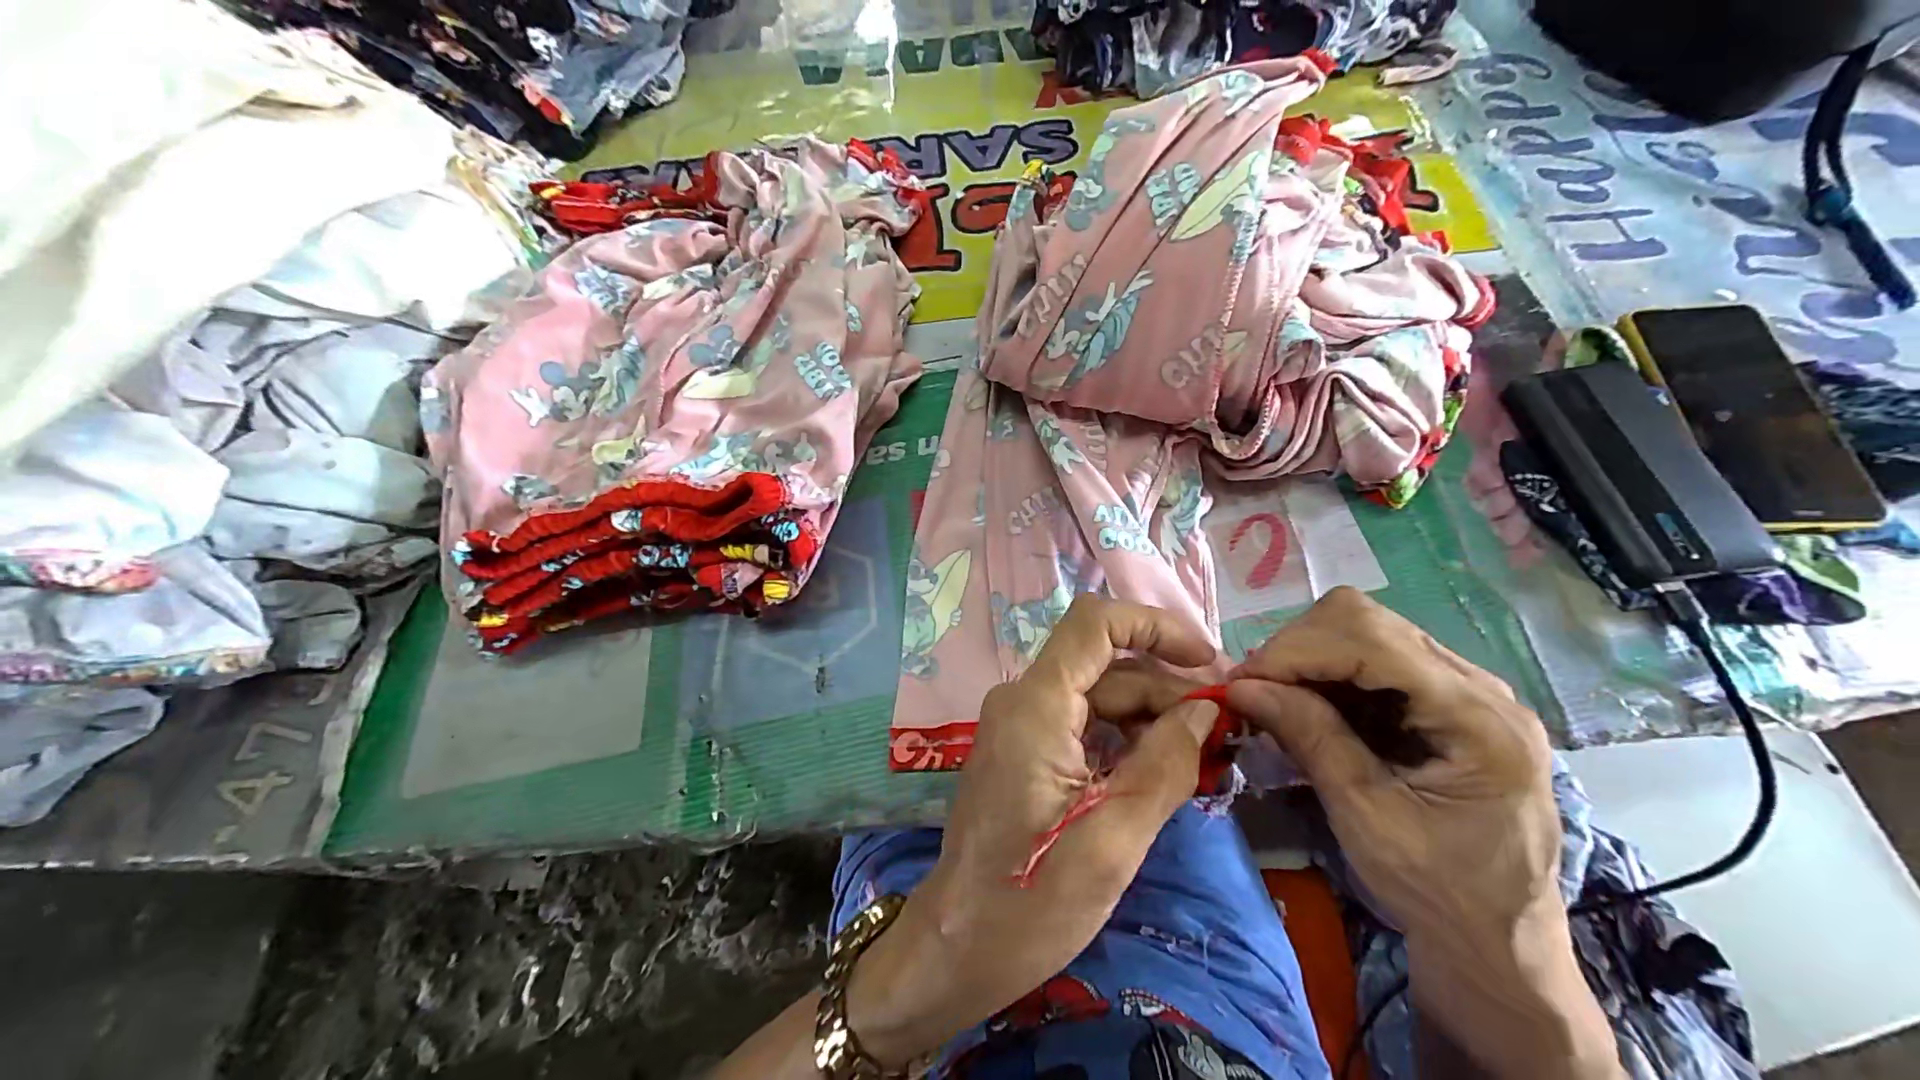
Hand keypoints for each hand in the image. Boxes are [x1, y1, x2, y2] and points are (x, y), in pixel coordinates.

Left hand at [845, 596, 1218, 1065]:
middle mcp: (1024, 701)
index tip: (1209, 664)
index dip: (1157, 627)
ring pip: (1099, 697)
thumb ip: (1164, 764)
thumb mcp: (1114, 836)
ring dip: (1152, 718)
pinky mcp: (1026, 752)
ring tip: (1207, 756)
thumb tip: (1203, 714)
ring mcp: (1022, 726)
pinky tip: (1165, 770)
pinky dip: (1127, 740)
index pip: (1096, 623)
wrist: (960, 944)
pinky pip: (1084, 726)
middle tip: (1226, 731)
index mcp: (1036, 705)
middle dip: (1168, 688)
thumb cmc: (1033, 899)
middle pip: (1107, 666)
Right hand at [1226, 587, 1621, 1079]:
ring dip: (1306, 658)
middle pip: (1365, 621)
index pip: (1372, 640)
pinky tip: (1304, 706)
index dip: (1296, 651)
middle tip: (1254, 692)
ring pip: (1363, 630)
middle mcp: (1479, 687)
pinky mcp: (1442, 698)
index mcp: (1479, 719)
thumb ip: (1311, 739)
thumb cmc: (1440, 892)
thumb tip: (1241, 685)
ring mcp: (1463, 689)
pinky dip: (1323, 673)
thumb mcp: (1367, 817)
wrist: (1498, 941)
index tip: (1243, 684)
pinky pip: (1370, 657)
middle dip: (1296, 648)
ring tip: (1273, 699)